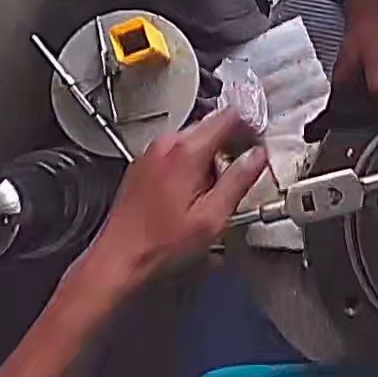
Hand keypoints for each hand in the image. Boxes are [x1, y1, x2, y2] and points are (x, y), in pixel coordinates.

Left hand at [78, 110, 267, 291]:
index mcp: (185, 152)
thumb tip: (257, 157)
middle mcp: (166, 145)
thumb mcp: (211, 218)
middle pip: (210, 124)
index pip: (226, 118)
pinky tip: (194, 189)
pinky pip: (176, 150)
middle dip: (230, 141)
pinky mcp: (144, 163)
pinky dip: (191, 160)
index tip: (258, 138)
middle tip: (244, 164)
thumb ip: (238, 181)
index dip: (248, 125)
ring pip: (193, 137)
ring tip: (217, 185)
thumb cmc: (159, 244)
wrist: (119, 258)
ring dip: (211, 152)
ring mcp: (152, 152)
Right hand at [332, 0, 377, 111]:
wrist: (370, 7)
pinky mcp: (363, 63)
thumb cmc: (369, 31)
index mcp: (342, 81)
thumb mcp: (376, 61)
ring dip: (377, 101)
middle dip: (370, 113)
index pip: (345, 113)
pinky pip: (371, 83)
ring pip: (364, 94)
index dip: (360, 122)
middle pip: (355, 105)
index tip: (376, 127)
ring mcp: (353, 70)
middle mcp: (345, 78)